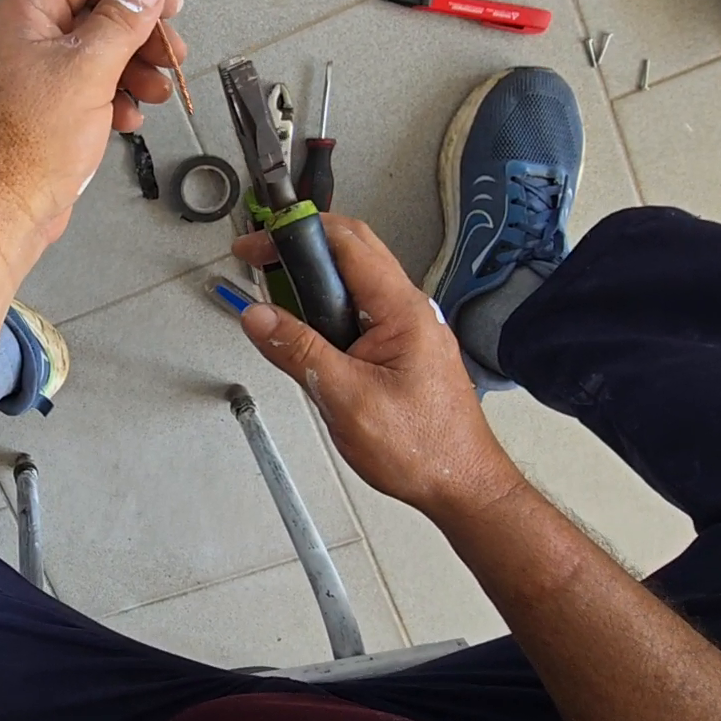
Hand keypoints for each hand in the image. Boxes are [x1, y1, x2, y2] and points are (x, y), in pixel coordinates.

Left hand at [0, 0, 185, 245]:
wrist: (5, 209)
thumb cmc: (32, 145)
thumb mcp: (90, 69)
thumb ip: (123, 20)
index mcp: (21, 15)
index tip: (166, 4)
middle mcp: (20, 39)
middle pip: (92, 14)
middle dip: (137, 35)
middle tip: (170, 53)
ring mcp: (28, 77)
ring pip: (91, 54)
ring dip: (131, 69)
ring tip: (157, 91)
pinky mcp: (39, 110)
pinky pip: (82, 88)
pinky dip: (111, 97)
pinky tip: (128, 118)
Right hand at [232, 214, 524, 519]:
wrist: (463, 487)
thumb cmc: (424, 449)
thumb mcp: (346, 399)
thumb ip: (298, 351)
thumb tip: (258, 316)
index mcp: (402, 310)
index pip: (346, 242)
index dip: (295, 232)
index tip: (258, 242)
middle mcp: (407, 310)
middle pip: (349, 250)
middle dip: (299, 245)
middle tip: (260, 257)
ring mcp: (404, 328)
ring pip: (351, 280)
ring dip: (309, 277)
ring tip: (273, 293)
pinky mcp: (397, 347)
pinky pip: (355, 309)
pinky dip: (321, 306)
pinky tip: (303, 327)